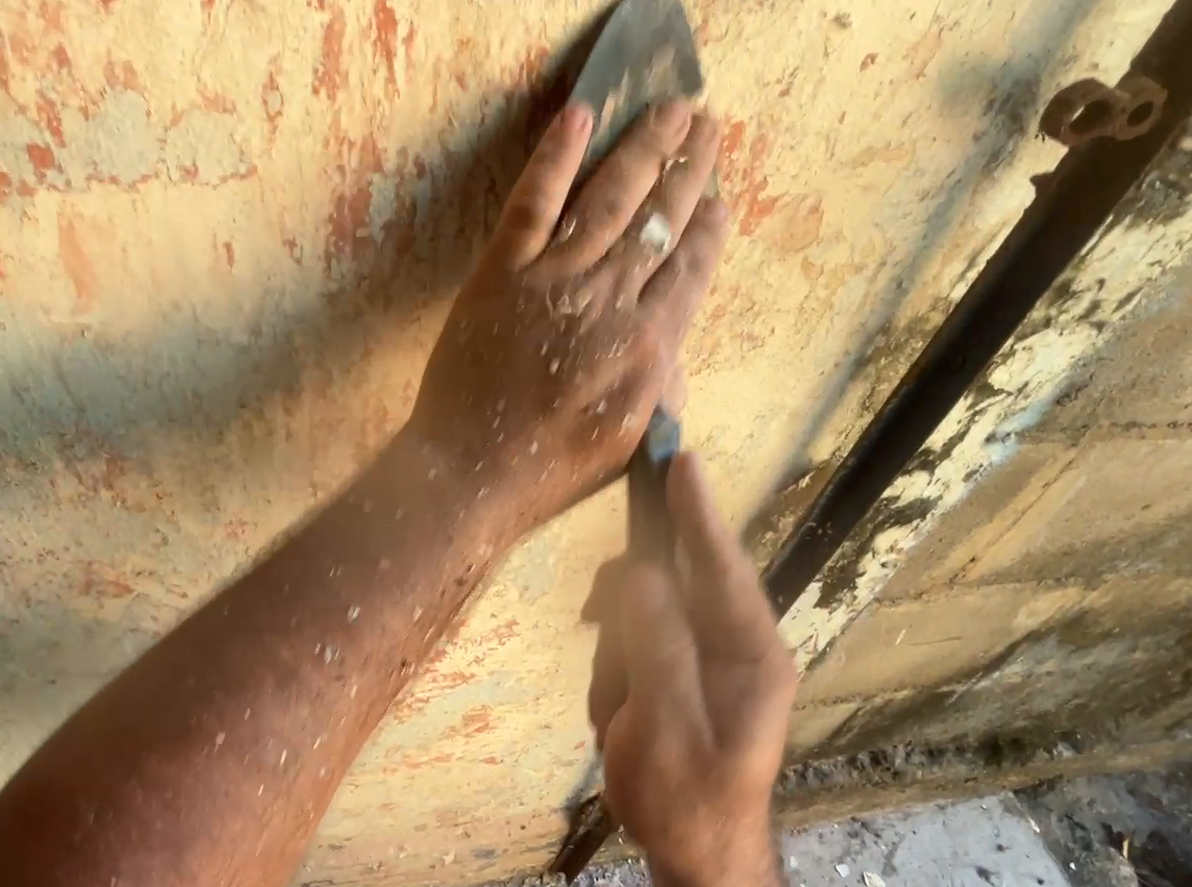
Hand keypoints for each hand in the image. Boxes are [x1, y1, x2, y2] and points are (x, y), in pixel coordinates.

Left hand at [405, 99, 725, 532]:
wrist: (472, 472)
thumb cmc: (549, 470)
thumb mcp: (625, 443)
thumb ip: (656, 390)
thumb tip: (673, 355)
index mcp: (648, 347)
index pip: (689, 273)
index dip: (707, 233)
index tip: (720, 199)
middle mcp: (611, 302)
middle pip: (659, 223)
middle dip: (688, 170)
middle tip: (708, 126)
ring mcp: (555, 280)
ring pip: (609, 201)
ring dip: (644, 148)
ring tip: (671, 108)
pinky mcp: (502, 272)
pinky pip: (534, 203)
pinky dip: (556, 157)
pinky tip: (581, 117)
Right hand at [595, 454, 796, 882]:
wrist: (696, 854)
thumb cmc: (688, 802)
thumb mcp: (666, 731)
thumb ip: (657, 648)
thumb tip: (641, 575)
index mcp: (750, 654)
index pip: (720, 566)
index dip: (695, 512)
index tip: (678, 457)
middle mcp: (734, 646)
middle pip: (672, 586)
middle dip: (627, 609)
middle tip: (592, 623)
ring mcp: (705, 660)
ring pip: (640, 617)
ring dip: (614, 660)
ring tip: (614, 716)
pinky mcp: (678, 674)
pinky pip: (631, 646)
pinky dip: (612, 678)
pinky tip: (616, 719)